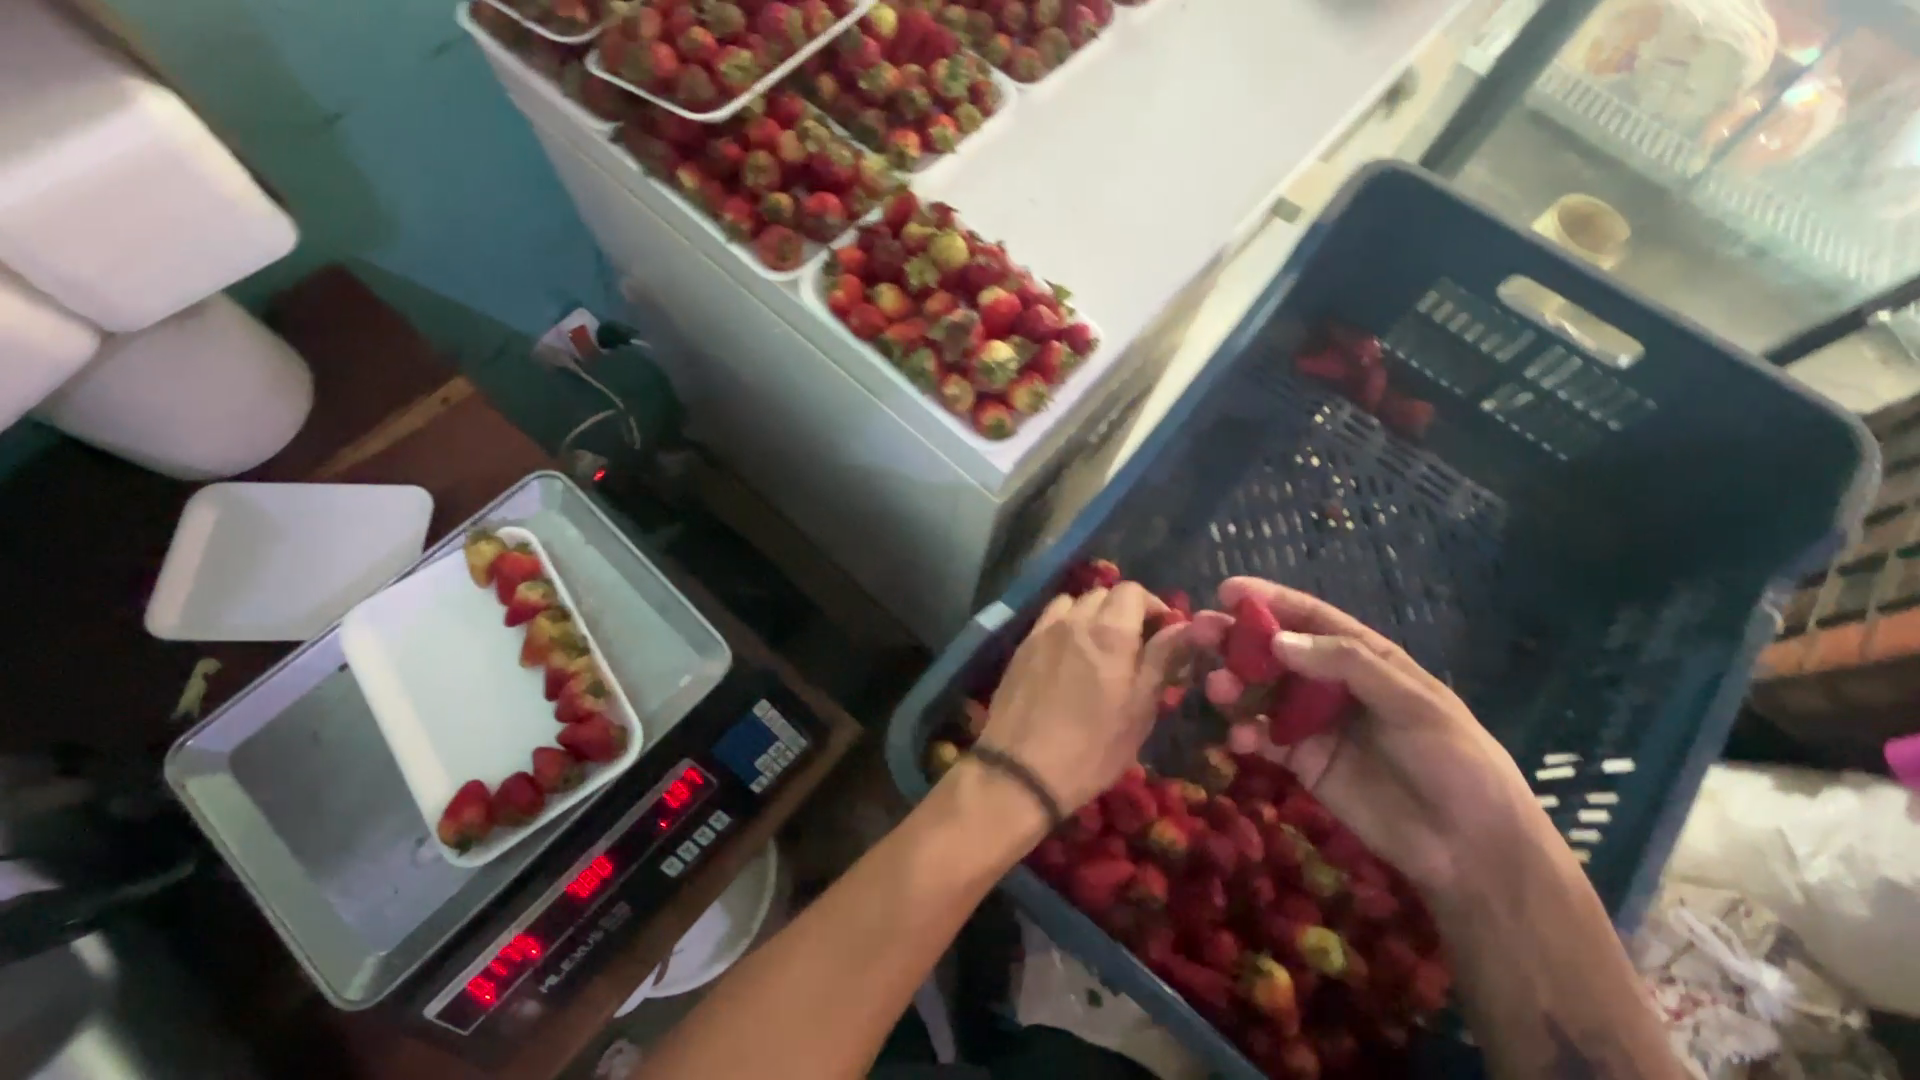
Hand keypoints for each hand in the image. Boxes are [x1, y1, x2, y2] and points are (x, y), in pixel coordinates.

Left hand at [976, 583, 1187, 814]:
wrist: (1021, 769)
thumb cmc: (1093, 747)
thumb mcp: (1140, 709)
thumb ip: (1162, 660)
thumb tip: (1185, 626)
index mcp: (1110, 632)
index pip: (1134, 592)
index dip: (1153, 605)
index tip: (1163, 632)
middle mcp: (1074, 620)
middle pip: (1103, 594)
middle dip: (1123, 610)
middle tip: (1135, 644)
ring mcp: (1043, 632)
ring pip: (1073, 603)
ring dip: (1091, 614)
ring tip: (1099, 647)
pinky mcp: (1021, 648)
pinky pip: (1048, 620)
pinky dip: (1064, 625)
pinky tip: (1068, 655)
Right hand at [1189, 578, 1556, 899]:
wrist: (1470, 846)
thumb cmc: (1454, 760)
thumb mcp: (1412, 702)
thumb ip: (1347, 665)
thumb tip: (1278, 642)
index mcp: (1367, 659)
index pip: (1311, 620)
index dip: (1269, 602)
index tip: (1225, 590)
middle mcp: (1334, 686)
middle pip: (1276, 653)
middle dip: (1237, 641)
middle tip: (1198, 633)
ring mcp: (1317, 725)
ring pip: (1263, 693)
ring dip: (1236, 686)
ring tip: (1216, 688)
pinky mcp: (1305, 764)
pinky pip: (1266, 739)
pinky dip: (1246, 734)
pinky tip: (1239, 739)